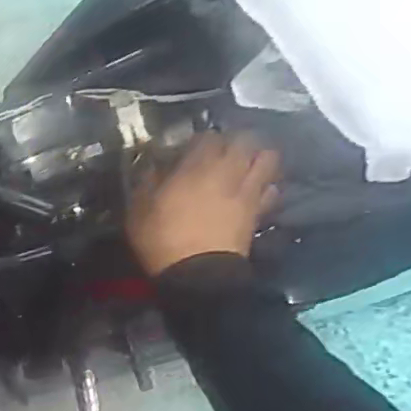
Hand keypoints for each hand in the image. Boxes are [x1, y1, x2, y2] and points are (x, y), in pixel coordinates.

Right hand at [126, 132, 280, 277]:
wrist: (197, 274)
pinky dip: (266, 185)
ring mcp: (248, 190)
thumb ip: (146, 183)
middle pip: (245, 138)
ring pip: (268, 157)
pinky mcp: (259, 210)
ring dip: (257, 157)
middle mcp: (228, 170)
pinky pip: (272, 188)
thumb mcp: (138, 211)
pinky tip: (253, 192)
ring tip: (244, 165)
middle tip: (221, 153)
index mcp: (196, 166)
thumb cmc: (162, 239)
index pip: (206, 136)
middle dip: (234, 141)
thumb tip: (151, 167)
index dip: (198, 141)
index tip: (187, 151)